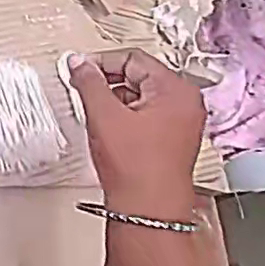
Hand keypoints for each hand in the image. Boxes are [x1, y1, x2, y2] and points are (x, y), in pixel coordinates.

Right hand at [68, 50, 204, 221]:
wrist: (147, 206)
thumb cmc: (134, 165)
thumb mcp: (103, 115)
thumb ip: (88, 82)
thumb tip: (79, 62)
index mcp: (175, 90)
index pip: (133, 58)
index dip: (101, 62)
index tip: (79, 70)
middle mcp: (185, 101)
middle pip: (139, 74)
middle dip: (108, 80)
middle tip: (83, 89)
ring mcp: (182, 119)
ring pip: (141, 93)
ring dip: (115, 97)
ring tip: (97, 113)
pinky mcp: (173, 135)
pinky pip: (146, 110)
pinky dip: (125, 112)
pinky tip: (109, 126)